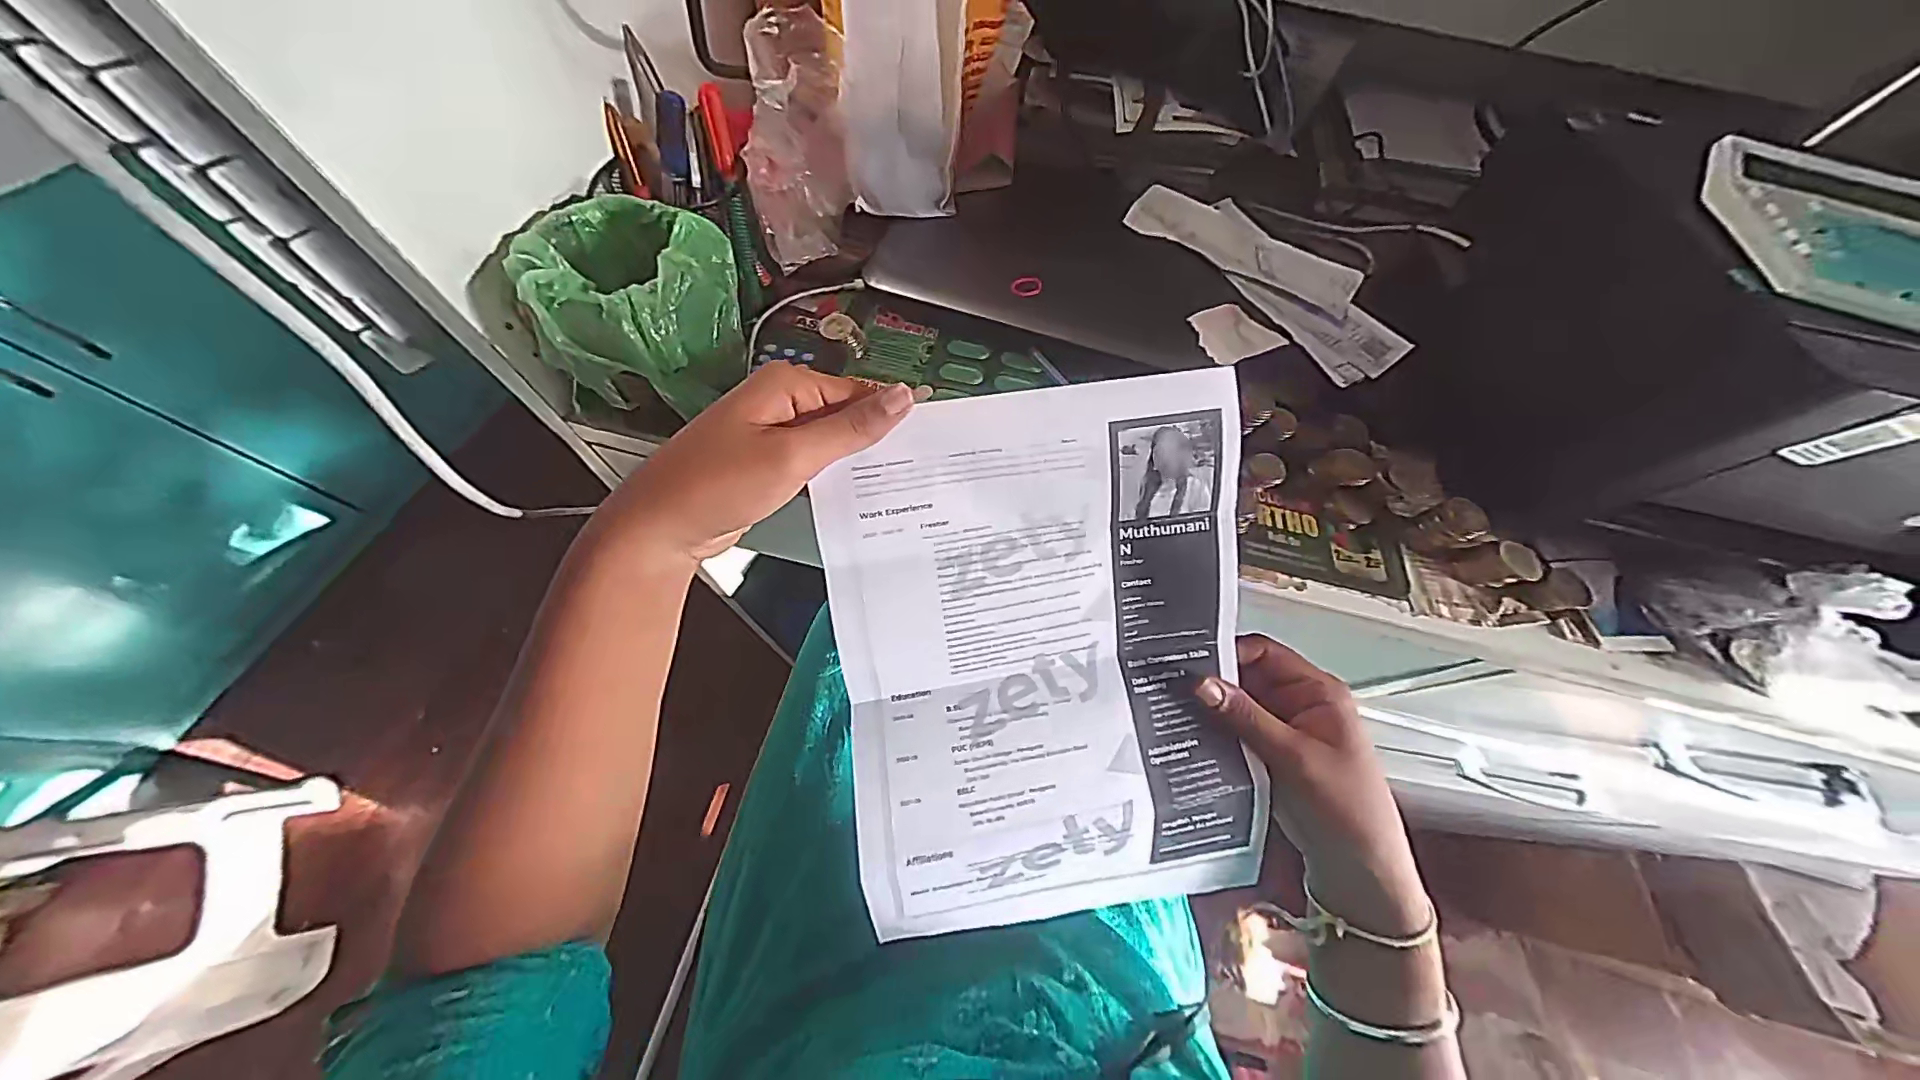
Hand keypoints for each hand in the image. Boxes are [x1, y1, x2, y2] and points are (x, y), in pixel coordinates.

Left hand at [596, 362, 918, 563]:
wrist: (661, 528)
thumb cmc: (716, 486)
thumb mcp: (793, 455)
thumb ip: (850, 428)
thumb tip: (901, 397)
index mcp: (785, 385)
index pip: (858, 391)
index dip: (894, 413)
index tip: (931, 434)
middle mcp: (780, 402)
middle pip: (846, 413)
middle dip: (877, 437)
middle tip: (918, 464)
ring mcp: (774, 433)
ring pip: (832, 440)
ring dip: (857, 458)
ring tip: (896, 479)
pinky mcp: (770, 461)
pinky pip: (815, 461)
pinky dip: (835, 474)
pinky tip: (856, 491)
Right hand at [1195, 635, 1429, 935]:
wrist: (1360, 872)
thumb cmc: (1350, 812)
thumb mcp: (1293, 757)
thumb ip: (1245, 717)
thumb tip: (1205, 684)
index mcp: (1318, 693)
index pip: (1264, 653)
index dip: (1228, 652)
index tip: (1192, 662)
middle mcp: (1299, 706)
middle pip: (1246, 678)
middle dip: (1214, 683)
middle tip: (1177, 689)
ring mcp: (1283, 731)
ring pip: (1237, 706)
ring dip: (1213, 711)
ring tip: (1182, 713)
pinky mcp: (1269, 755)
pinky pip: (1235, 732)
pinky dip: (1216, 734)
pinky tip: (1197, 739)